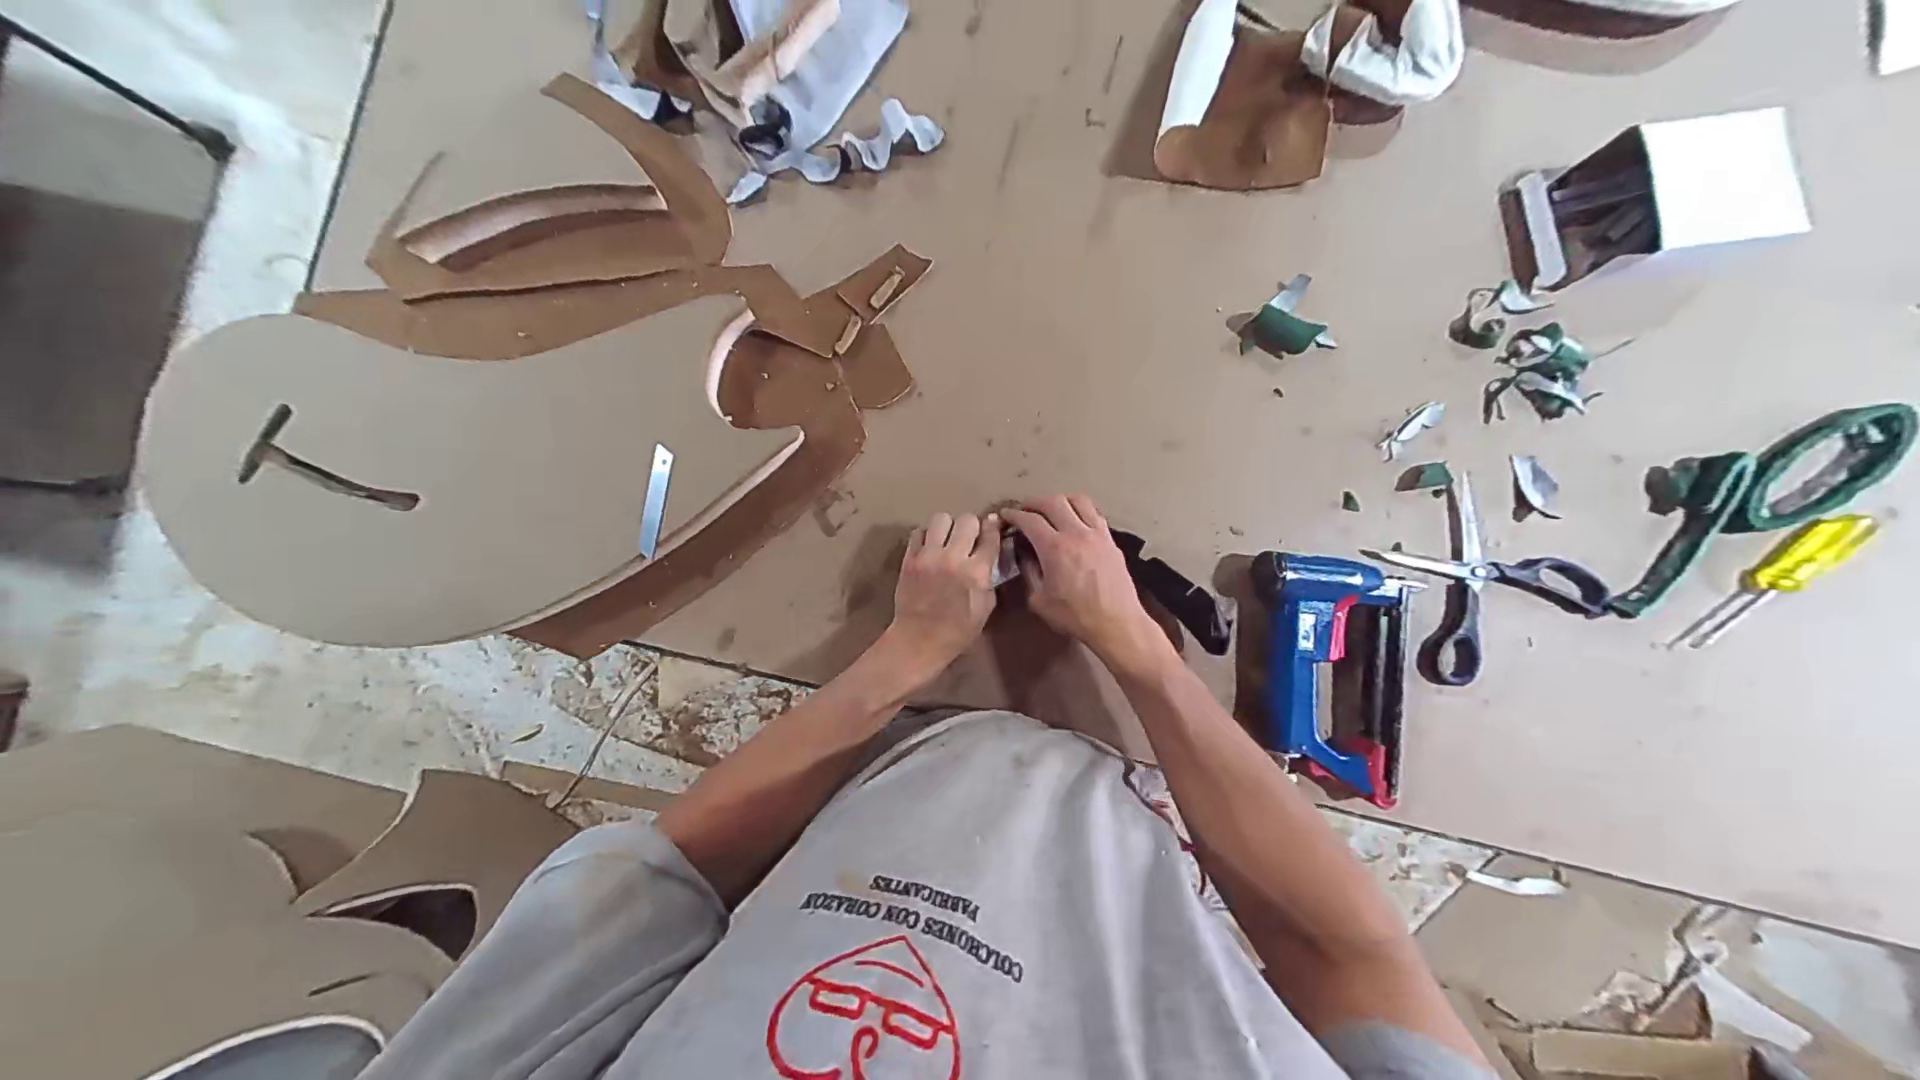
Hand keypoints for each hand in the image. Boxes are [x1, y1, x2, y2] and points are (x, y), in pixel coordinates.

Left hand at [882, 511, 1002, 678]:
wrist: (919, 640)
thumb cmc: (957, 630)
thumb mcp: (986, 608)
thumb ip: (989, 580)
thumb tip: (990, 559)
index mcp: (977, 572)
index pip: (991, 536)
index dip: (994, 527)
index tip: (993, 525)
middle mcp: (954, 558)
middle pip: (967, 520)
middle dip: (972, 526)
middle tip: (968, 538)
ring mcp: (929, 556)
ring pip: (941, 518)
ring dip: (948, 527)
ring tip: (947, 540)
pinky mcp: (909, 559)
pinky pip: (918, 532)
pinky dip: (925, 536)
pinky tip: (929, 548)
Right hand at [1001, 495, 1170, 671]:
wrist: (1116, 623)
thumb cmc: (1075, 616)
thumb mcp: (1039, 600)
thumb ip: (1029, 573)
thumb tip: (1025, 555)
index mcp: (1054, 548)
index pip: (1030, 520)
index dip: (1014, 514)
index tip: (1006, 514)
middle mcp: (1076, 533)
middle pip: (1053, 502)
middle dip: (1034, 502)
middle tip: (1025, 509)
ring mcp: (1097, 534)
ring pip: (1078, 501)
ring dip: (1061, 500)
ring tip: (1052, 509)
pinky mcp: (1111, 541)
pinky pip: (1095, 514)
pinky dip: (1081, 511)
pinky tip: (1076, 521)